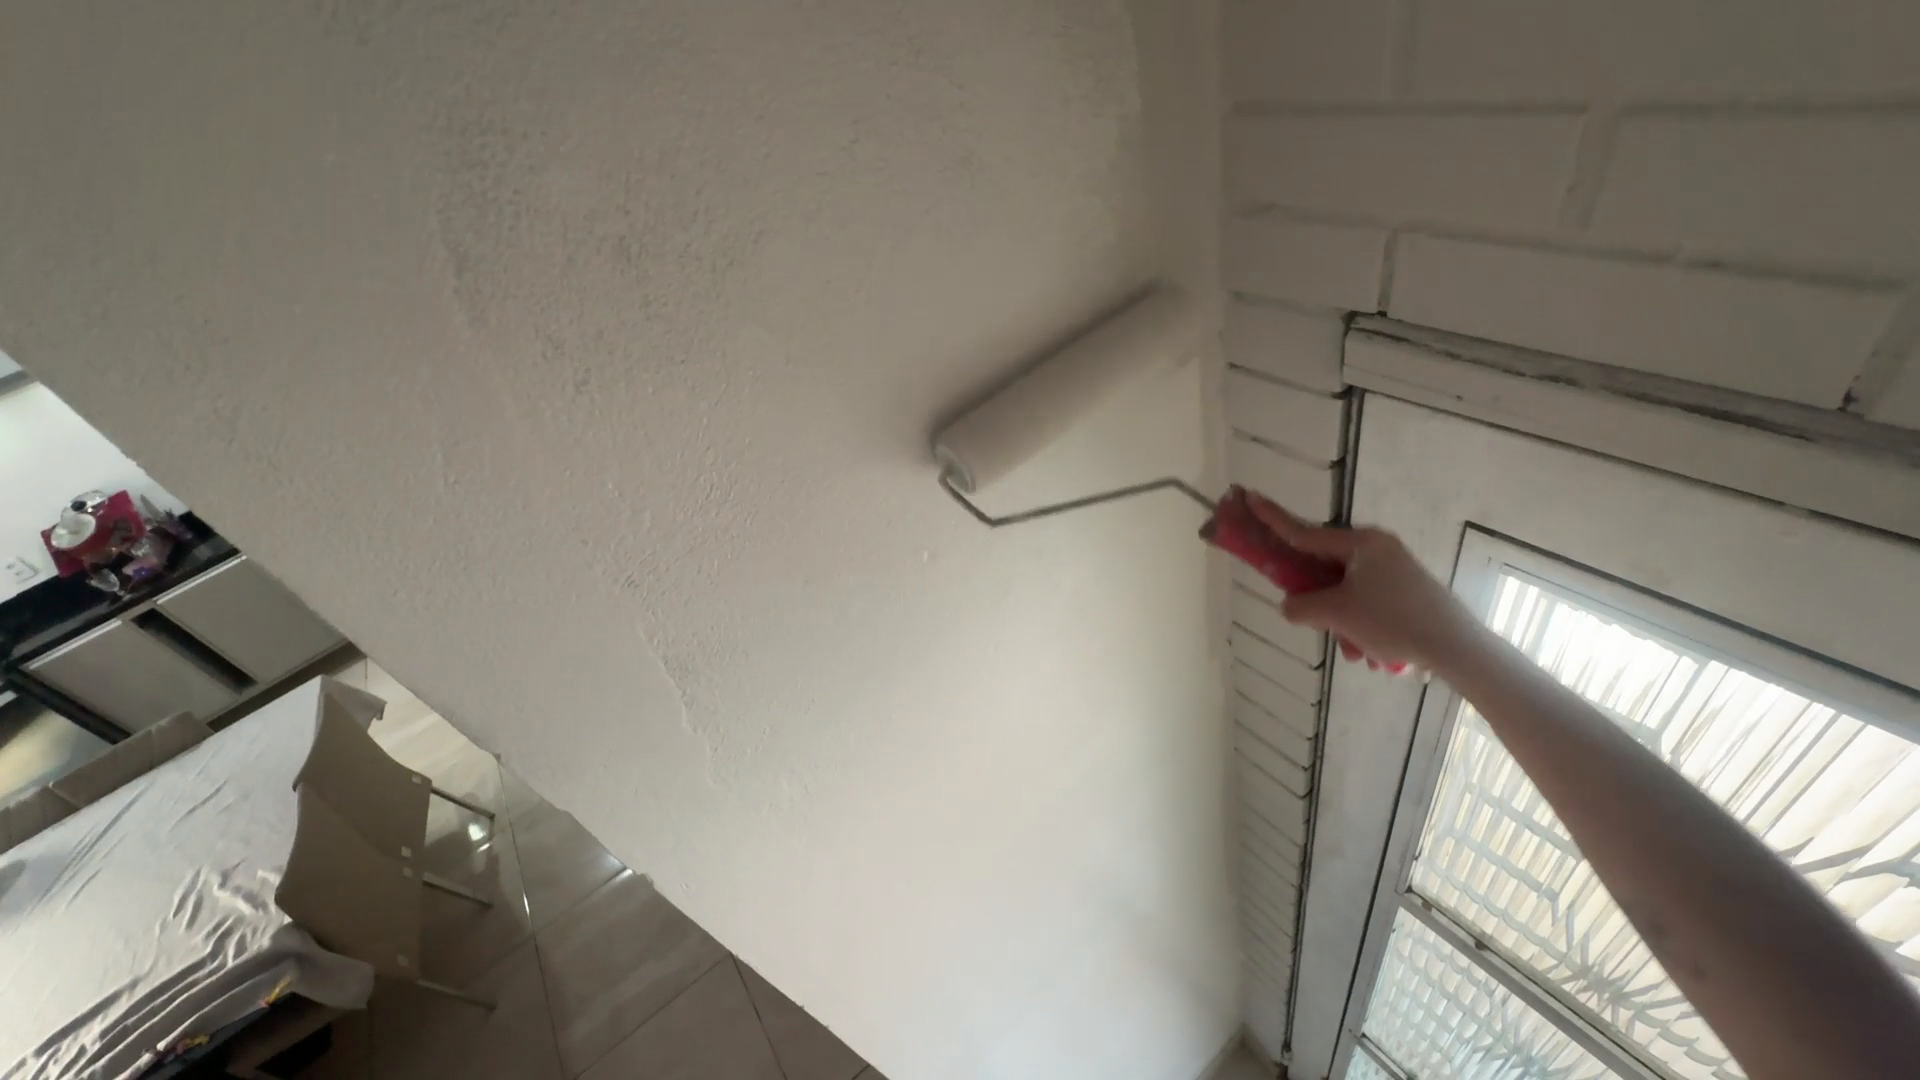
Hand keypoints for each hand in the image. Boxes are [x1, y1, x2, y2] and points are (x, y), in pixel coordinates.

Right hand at [1244, 491, 1478, 674]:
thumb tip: (1291, 605)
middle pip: (1323, 568)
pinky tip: (1371, 653)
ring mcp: (1393, 568)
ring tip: (1355, 650)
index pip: (1303, 531)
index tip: (1249, 497)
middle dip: (1316, 601)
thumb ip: (1300, 606)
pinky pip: (1365, 603)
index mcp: (1360, 543)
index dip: (1272, 518)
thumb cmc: (1391, 621)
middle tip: (1313, 620)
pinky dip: (1359, 626)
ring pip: (1344, 592)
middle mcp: (1376, 548)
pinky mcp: (1405, 590)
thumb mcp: (1335, 614)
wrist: (1455, 647)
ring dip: (1340, 622)